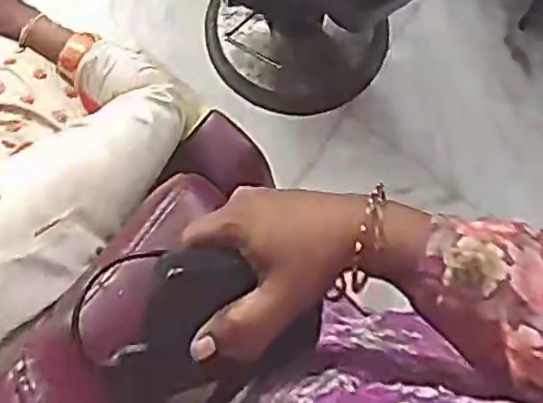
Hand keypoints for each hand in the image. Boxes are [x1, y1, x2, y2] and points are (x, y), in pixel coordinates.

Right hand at [180, 188, 370, 363]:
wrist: (361, 227)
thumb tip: (198, 346)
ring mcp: (264, 195)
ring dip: (234, 256)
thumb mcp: (275, 302)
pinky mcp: (282, 200)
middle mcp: (242, 198)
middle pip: (210, 235)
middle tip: (215, 301)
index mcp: (232, 215)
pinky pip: (251, 223)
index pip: (187, 238)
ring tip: (241, 289)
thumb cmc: (313, 259)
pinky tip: (265, 268)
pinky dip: (252, 244)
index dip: (181, 270)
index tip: (186, 299)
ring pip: (232, 229)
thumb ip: (236, 328)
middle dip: (209, 266)